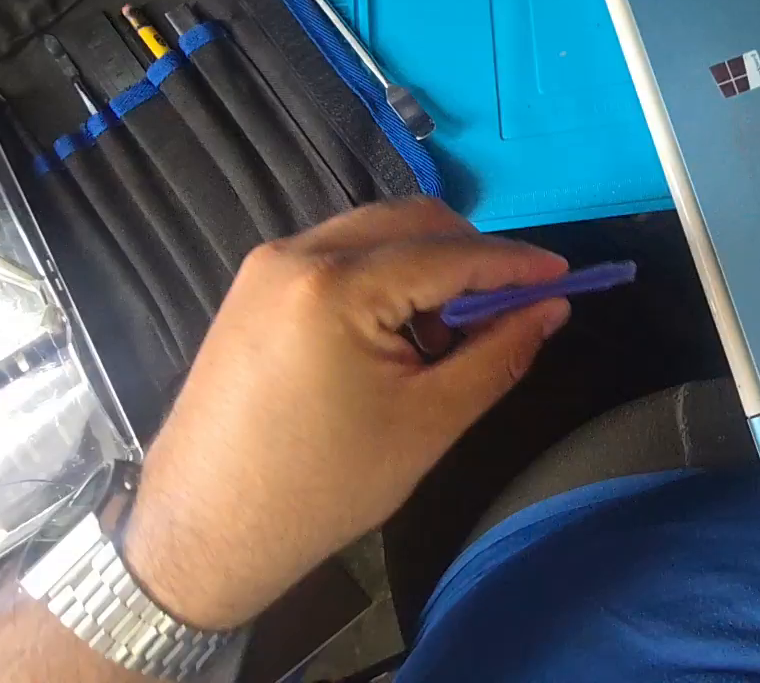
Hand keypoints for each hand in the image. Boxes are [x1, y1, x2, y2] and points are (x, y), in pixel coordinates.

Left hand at [120, 199, 571, 628]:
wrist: (196, 538)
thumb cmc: (321, 488)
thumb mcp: (429, 422)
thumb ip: (500, 352)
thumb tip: (552, 306)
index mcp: (337, 285)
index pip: (451, 254)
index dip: (516, 263)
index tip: (563, 274)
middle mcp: (299, 252)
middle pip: (415, 221)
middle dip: (473, 255)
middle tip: (508, 304)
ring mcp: (270, 262)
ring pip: (380, 229)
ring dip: (430, 262)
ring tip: (446, 331)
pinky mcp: (257, 282)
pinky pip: (345, 249)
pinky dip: (388, 272)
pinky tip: (396, 328)